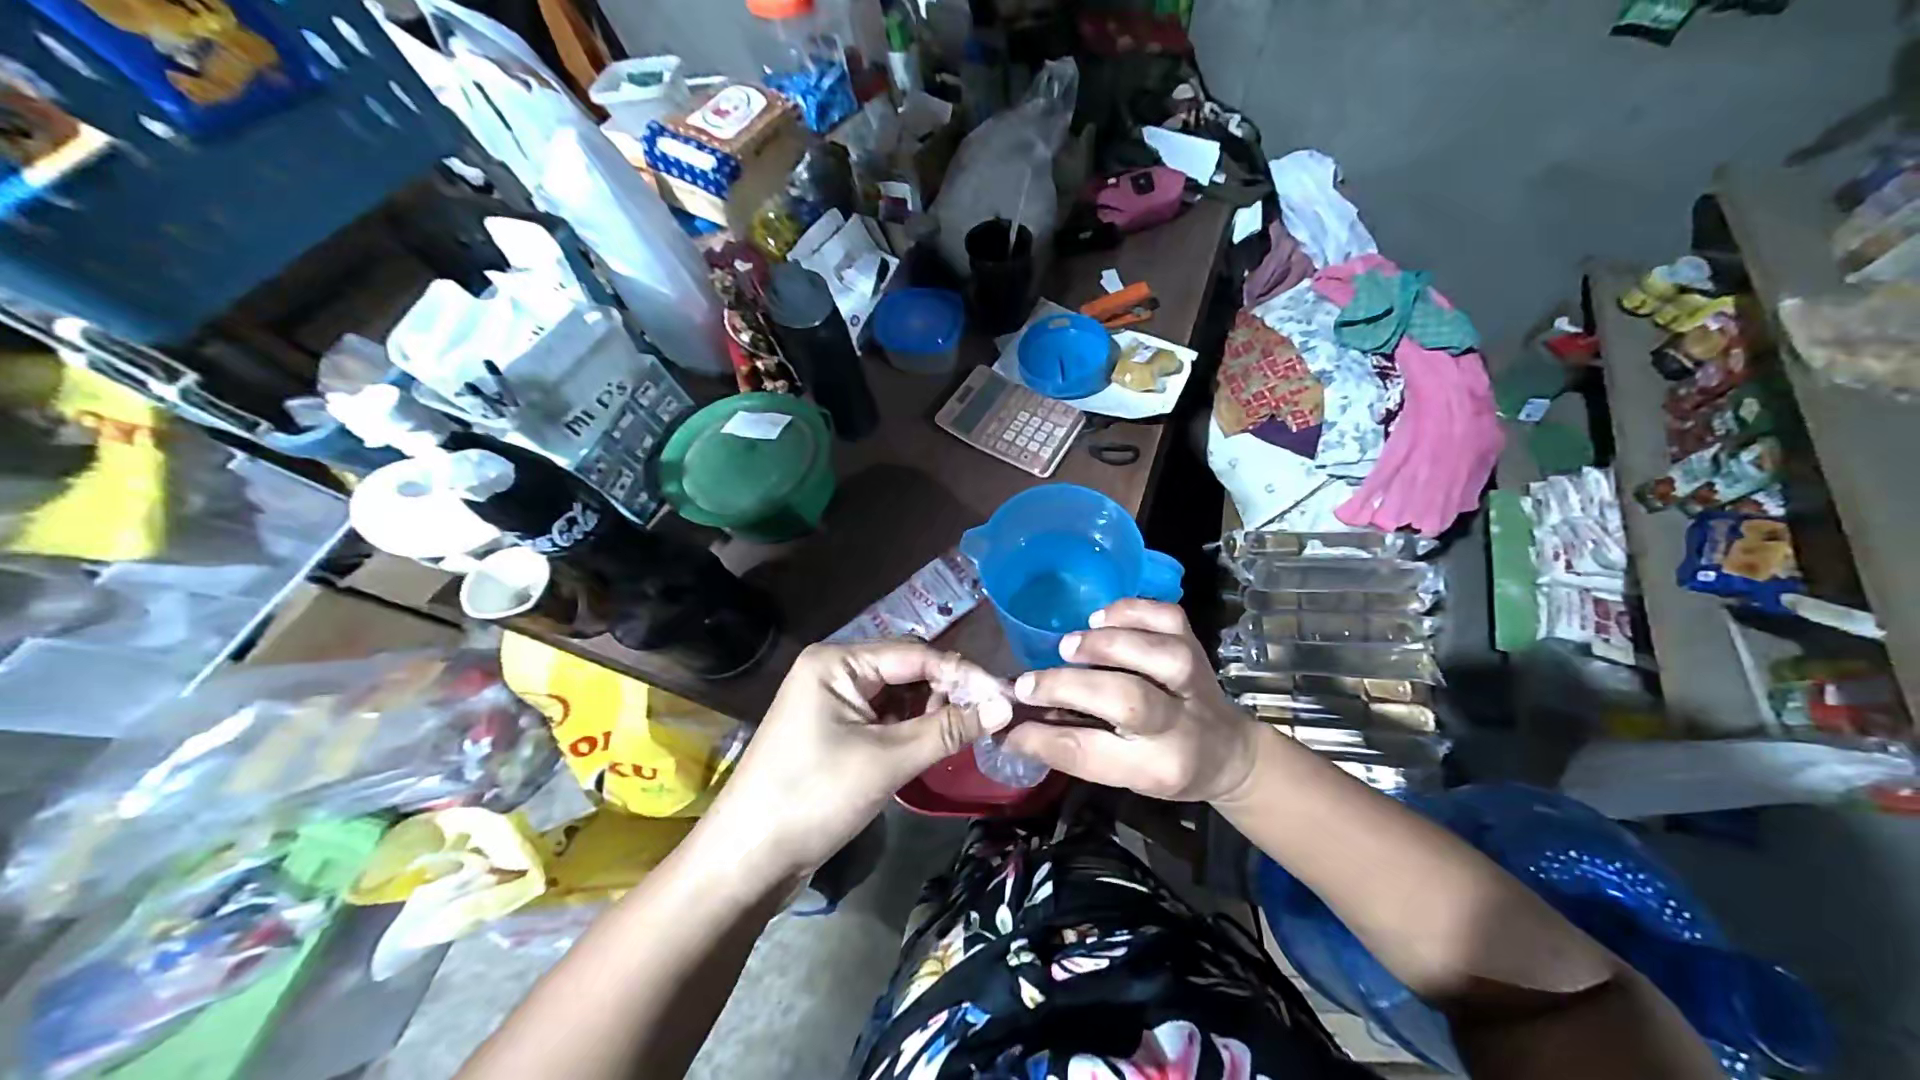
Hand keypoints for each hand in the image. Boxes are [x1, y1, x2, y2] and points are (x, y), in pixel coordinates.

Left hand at [698, 641, 1009, 883]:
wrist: (748, 858)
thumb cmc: (814, 797)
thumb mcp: (887, 760)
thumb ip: (948, 729)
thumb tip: (1005, 705)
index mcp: (837, 661)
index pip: (915, 653)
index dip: (962, 673)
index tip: (1004, 696)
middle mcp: (834, 669)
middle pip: (907, 668)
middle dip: (947, 690)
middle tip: (988, 717)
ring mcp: (832, 699)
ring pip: (898, 693)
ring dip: (931, 710)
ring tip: (964, 733)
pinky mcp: (835, 728)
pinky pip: (884, 715)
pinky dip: (911, 726)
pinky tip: (936, 741)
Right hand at [1003, 599, 1255, 802]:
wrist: (1228, 752)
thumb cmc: (1164, 766)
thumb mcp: (1122, 773)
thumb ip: (1072, 748)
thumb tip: (1011, 730)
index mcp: (1156, 767)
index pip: (1094, 755)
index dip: (1044, 739)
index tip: (1008, 728)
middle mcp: (1180, 726)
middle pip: (1130, 703)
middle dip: (1070, 688)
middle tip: (1027, 683)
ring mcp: (1193, 681)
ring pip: (1162, 657)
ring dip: (1109, 645)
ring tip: (1068, 645)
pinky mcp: (1196, 647)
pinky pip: (1171, 619)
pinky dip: (1134, 611)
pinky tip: (1100, 617)